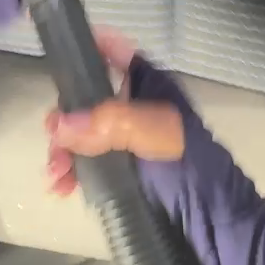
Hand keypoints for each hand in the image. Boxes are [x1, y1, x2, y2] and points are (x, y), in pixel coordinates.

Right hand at [44, 27, 184, 196]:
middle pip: (87, 97)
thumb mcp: (152, 135)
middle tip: (54, 140)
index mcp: (147, 85)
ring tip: (56, 174)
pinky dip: (71, 171)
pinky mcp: (120, 168)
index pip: (114, 52)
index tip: (60, 58)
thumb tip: (60, 125)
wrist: (210, 216)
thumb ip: (108, 125)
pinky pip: (86, 162)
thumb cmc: (187, 162)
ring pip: (82, 133)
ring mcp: (125, 138)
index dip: (88, 48)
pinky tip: (61, 186)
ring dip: (64, 150)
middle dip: (65, 118)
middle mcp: (133, 106)